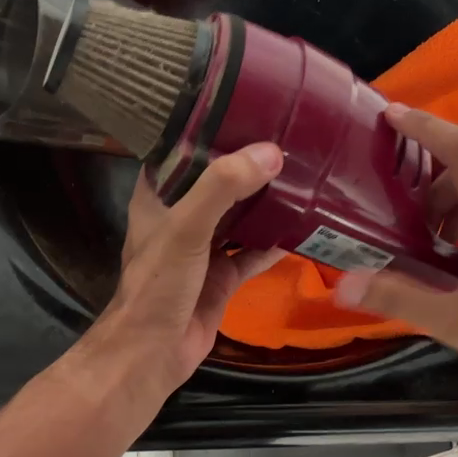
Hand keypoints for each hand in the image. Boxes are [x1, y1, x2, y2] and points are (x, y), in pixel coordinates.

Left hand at [79, 143, 285, 394]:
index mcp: (157, 198)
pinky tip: (304, 226)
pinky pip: (252, 254)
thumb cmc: (158, 285)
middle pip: (216, 182)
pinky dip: (274, 242)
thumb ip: (222, 188)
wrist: (153, 353)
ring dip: (264, 200)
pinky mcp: (222, 278)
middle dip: (246, 163)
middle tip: (289, 134)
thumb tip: (271, 153)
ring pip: (238, 216)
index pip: (180, 151)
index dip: (208, 127)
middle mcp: (179, 219)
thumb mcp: (185, 227)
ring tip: (303, 171)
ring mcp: (202, 250)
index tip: (246, 102)